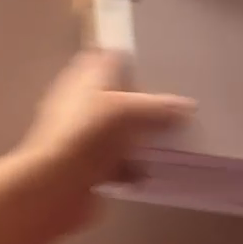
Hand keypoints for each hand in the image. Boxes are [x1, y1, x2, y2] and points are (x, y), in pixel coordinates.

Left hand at [19, 49, 194, 189]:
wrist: (55, 185)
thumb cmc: (88, 134)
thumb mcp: (129, 111)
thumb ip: (159, 107)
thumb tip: (187, 106)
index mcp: (84, 78)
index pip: (104, 58)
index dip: (126, 60)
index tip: (153, 68)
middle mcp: (79, 102)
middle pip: (112, 96)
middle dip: (139, 104)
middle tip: (169, 108)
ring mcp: (80, 136)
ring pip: (115, 131)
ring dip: (137, 139)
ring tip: (167, 142)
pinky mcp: (85, 166)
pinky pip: (113, 162)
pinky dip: (129, 168)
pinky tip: (147, 174)